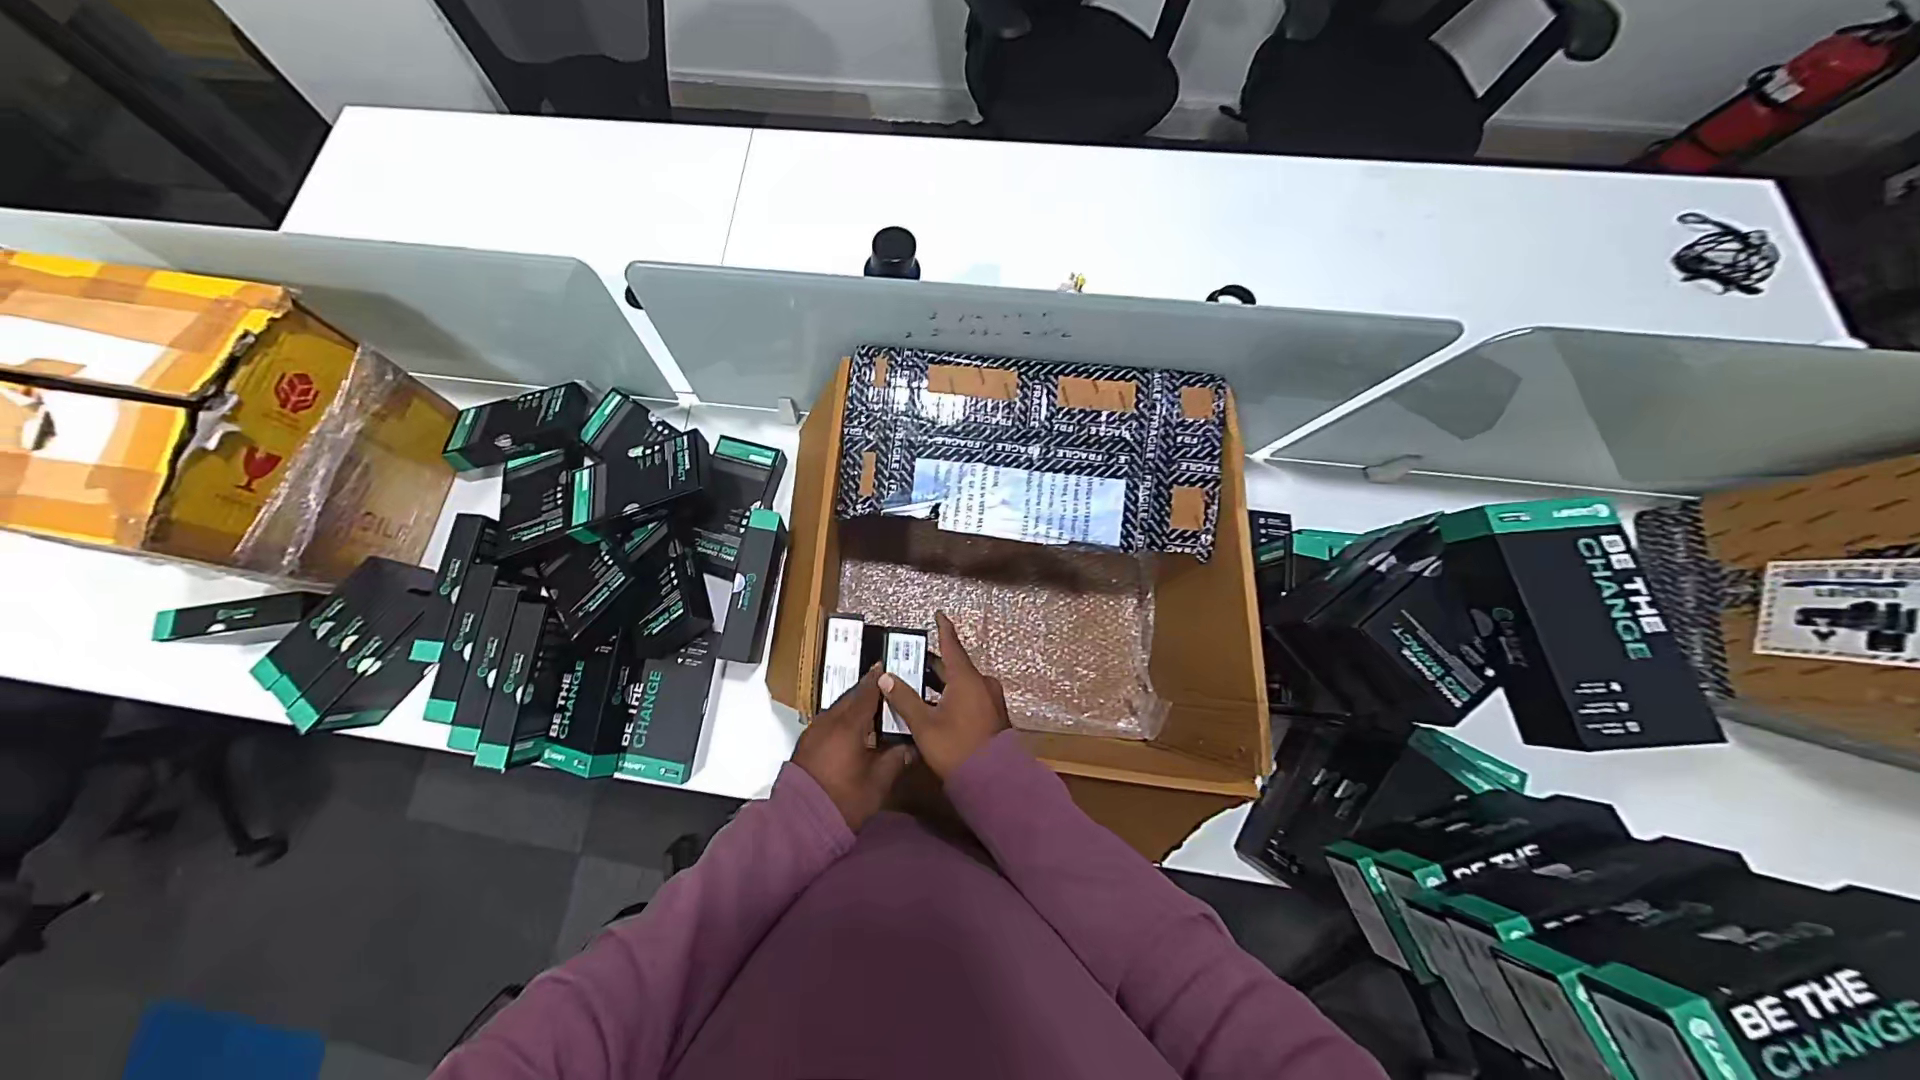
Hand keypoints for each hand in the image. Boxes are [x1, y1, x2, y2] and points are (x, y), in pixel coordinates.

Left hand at [792, 668, 914, 830]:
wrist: (799, 823)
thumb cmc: (843, 801)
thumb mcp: (877, 783)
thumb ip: (895, 760)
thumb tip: (910, 748)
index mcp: (847, 726)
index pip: (866, 693)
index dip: (878, 680)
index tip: (887, 668)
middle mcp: (828, 722)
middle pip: (851, 698)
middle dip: (868, 692)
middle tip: (887, 690)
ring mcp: (814, 732)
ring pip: (839, 709)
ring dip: (855, 706)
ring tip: (873, 710)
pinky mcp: (807, 744)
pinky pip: (830, 722)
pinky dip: (844, 719)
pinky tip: (855, 730)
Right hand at [879, 611, 1009, 777]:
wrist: (995, 779)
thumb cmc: (957, 747)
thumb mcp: (924, 724)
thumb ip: (904, 699)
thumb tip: (886, 677)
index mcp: (966, 678)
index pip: (951, 645)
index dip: (943, 629)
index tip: (938, 614)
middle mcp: (981, 683)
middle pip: (954, 666)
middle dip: (933, 664)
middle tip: (911, 660)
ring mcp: (990, 699)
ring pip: (962, 683)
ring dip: (942, 683)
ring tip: (918, 684)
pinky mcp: (993, 714)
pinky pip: (969, 696)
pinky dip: (952, 695)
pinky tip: (936, 706)